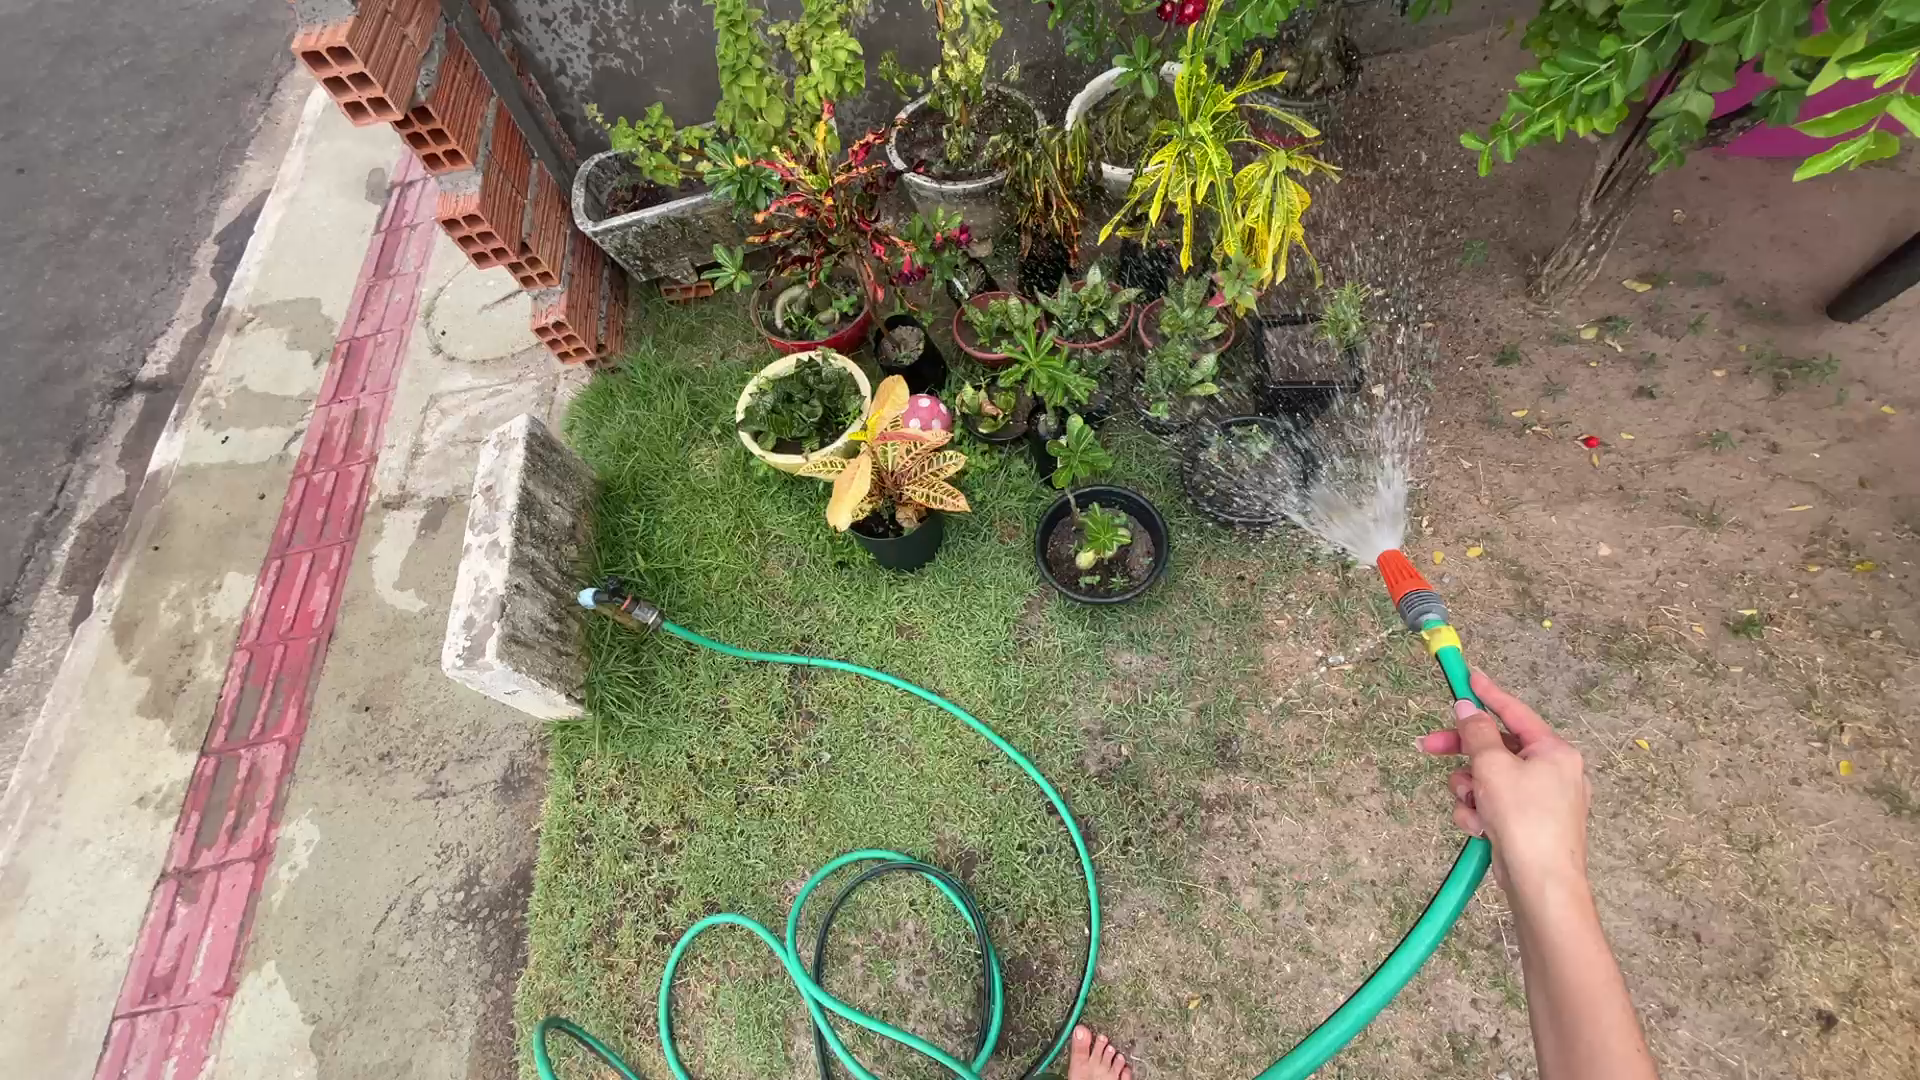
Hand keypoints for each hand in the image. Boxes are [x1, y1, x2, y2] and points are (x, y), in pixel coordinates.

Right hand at [1417, 669, 1589, 895]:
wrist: (1541, 883)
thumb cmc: (1523, 817)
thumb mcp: (1492, 766)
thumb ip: (1476, 732)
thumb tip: (1466, 707)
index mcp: (1553, 751)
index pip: (1514, 711)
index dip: (1487, 693)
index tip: (1467, 675)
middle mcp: (1551, 770)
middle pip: (1493, 746)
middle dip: (1461, 752)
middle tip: (1427, 746)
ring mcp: (1539, 798)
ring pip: (1485, 775)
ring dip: (1468, 788)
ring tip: (1470, 806)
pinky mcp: (1525, 820)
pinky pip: (1490, 801)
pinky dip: (1477, 810)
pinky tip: (1479, 827)